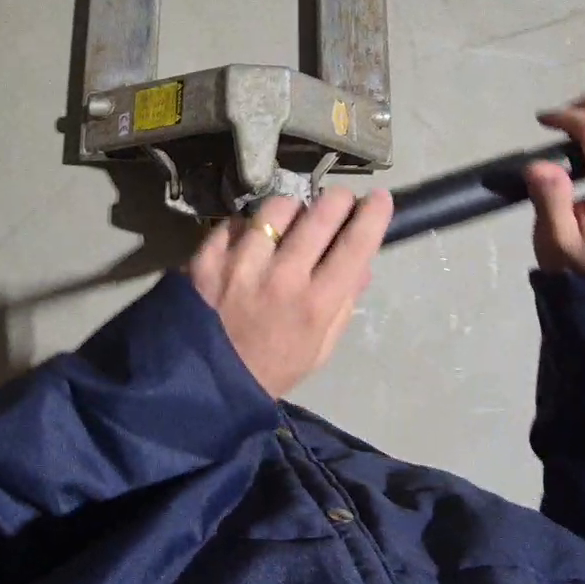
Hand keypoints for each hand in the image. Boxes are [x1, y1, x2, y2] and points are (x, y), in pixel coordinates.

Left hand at [187, 188, 393, 398]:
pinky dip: (247, 227)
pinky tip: (249, 241)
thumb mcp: (319, 350)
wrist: (204, 385)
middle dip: (337, 200)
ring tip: (290, 220)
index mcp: (315, 304)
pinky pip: (235, 222)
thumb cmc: (271, 370)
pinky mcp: (206, 259)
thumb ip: (343, 306)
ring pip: (276, 209)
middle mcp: (281, 277)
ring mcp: (240, 264)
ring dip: (291, 209)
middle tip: (339, 199)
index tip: (380, 199)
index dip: (373, 216)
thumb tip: (363, 265)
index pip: (355, 246)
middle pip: (319, 216)